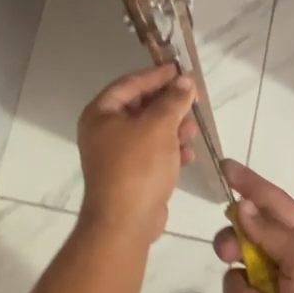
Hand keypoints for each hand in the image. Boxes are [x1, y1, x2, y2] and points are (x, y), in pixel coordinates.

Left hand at [76, 64, 198, 242]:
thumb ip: (174, 100)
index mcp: (100, 113)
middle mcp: (103, 131)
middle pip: (140, 107)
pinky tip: (187, 155)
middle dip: (168, 105)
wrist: (125, 222)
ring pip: (149, 131)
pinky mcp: (130, 175)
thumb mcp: (159, 126)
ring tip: (192, 132)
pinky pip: (152, 153)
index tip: (181, 71)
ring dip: (172, 128)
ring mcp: (115, 155)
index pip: (130, 84)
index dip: (156, 75)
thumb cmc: (138, 166)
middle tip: (193, 101)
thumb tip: (185, 82)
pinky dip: (169, 151)